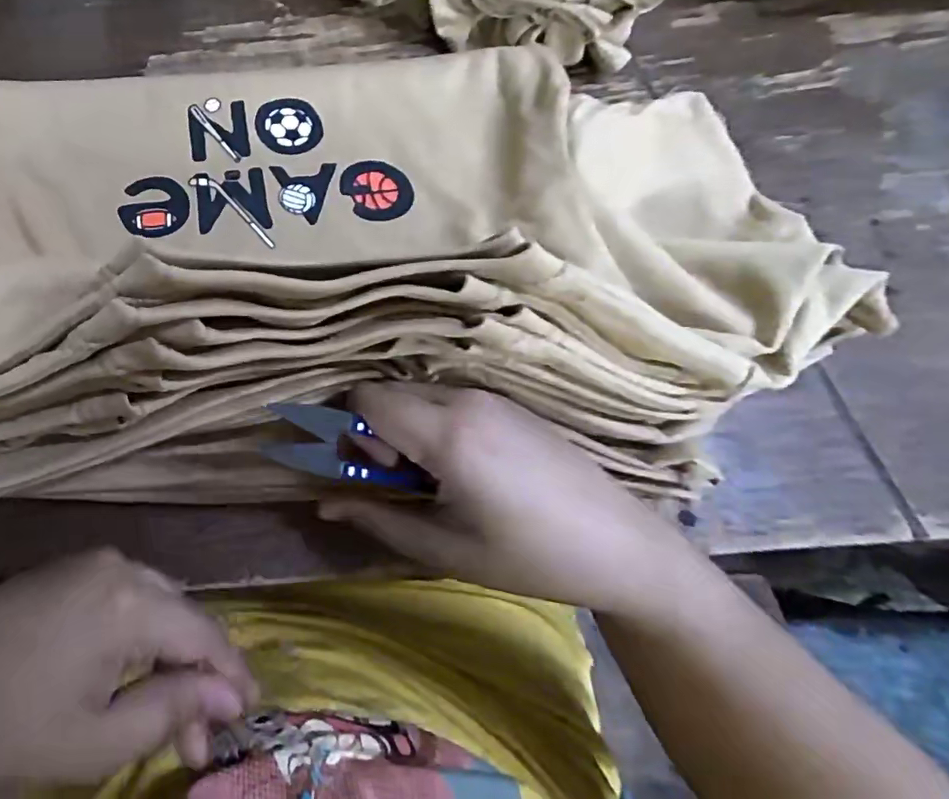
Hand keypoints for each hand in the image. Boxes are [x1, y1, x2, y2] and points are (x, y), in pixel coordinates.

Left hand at [0, 549, 257, 798]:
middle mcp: (112, 564)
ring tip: (168, 710)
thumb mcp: (103, 740)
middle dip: (197, 671)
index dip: (232, 673)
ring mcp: (81, 562)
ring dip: (167, 652)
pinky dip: (135, 633)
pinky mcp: (59, 570)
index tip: (251, 711)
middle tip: (202, 733)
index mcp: (127, 600)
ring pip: (151, 601)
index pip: (203, 632)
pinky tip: (130, 672)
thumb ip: (174, 709)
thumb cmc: (16, 734)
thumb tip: (229, 696)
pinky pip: (117, 594)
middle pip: (179, 613)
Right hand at [319, 383, 708, 619]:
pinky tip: (466, 467)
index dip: (355, 432)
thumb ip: (378, 520)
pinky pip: (446, 398)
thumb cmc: (531, 557)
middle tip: (403, 478)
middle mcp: (464, 400)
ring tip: (436, 476)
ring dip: (405, 426)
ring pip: (415, 393)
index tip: (381, 472)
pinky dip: (433, 422)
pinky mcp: (508, 403)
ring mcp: (489, 397)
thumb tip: (323, 505)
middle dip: (376, 429)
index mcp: (447, 433)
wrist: (626, 547)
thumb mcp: (446, 548)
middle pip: (386, 392)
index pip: (365, 398)